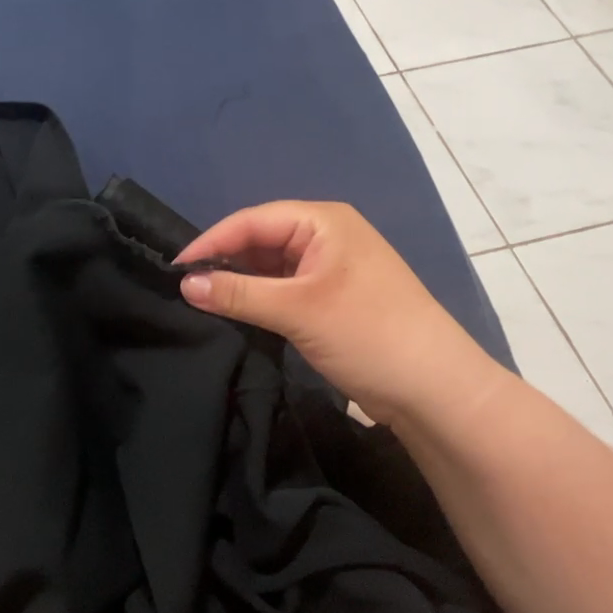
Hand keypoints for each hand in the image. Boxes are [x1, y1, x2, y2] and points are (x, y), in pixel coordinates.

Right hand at [175, 201, 498, 424]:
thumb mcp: (297, 311)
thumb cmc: (369, 334)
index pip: (253, 220)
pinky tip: (236, 313)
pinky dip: (260, 299)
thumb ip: (237, 293)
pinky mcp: (334, 299)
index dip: (211, 241)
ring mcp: (332, 268)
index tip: (174, 270)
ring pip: (272, 266)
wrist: (437, 391)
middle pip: (261, 239)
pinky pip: (285, 288)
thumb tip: (184, 284)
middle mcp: (327, 236)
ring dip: (241, 282)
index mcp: (324, 221)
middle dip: (225, 261)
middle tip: (185, 288)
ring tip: (202, 301)